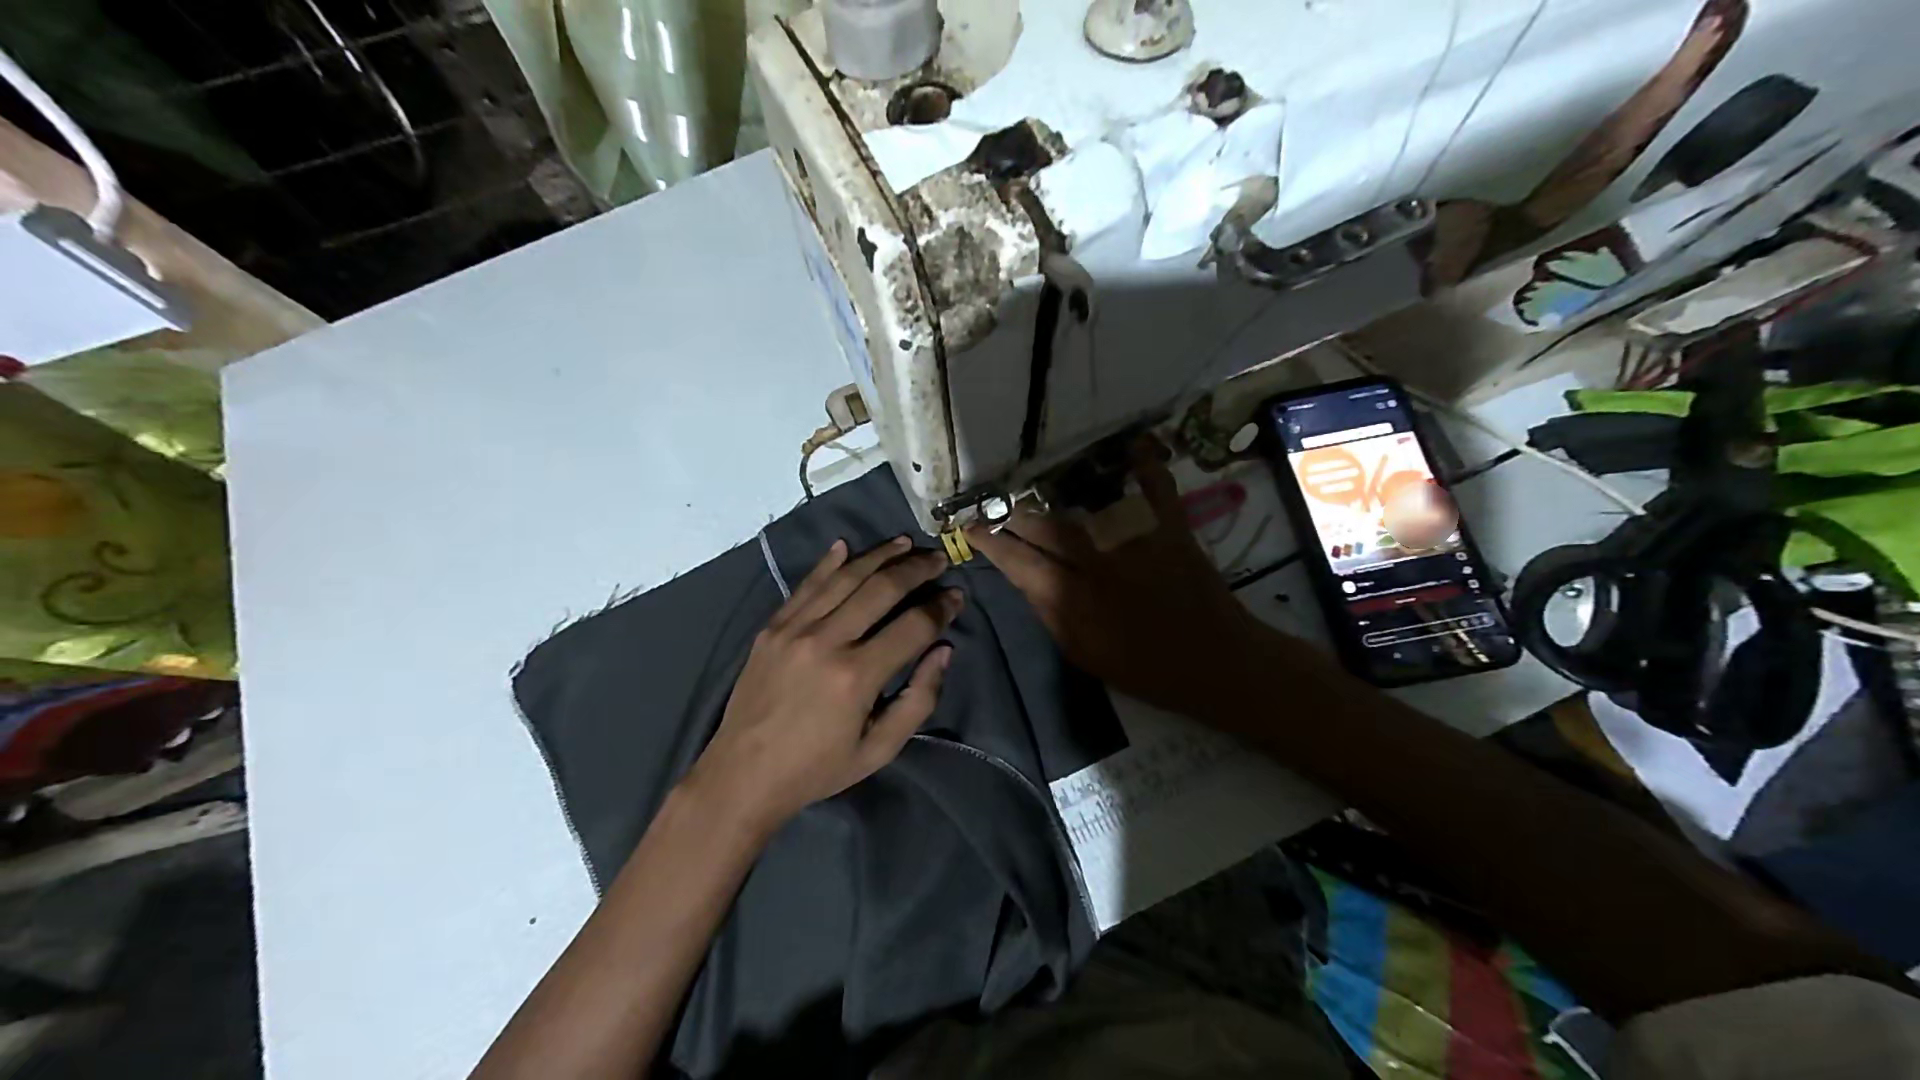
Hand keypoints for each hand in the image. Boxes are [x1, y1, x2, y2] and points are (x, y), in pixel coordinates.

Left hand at [688, 537, 961, 831]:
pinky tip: (845, 545)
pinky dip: (828, 563)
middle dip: (916, 569)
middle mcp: (826, 642)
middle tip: (937, 559)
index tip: (957, 595)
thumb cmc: (818, 768)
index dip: (941, 607)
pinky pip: (805, 586)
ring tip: (904, 543)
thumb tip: (943, 650)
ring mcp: (793, 630)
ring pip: (844, 578)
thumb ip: (919, 699)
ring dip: (878, 556)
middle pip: (881, 589)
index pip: (913, 626)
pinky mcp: (771, 628)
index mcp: (857, 677)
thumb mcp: (879, 749)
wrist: (743, 775)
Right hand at [966, 441, 1283, 720]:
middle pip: (1044, 526)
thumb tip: (1023, 578)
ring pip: (1084, 506)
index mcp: (1071, 600)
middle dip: (1014, 514)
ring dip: (1055, 494)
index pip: (1017, 561)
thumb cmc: (1143, 669)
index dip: (989, 541)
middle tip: (999, 507)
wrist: (1215, 665)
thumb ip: (1048, 613)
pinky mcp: (1171, 530)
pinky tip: (1132, 449)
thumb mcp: (1082, 654)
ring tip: (1038, 487)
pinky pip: (1155, 489)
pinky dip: (1145, 467)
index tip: (971, 527)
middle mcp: (1097, 564)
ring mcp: (1136, 542)